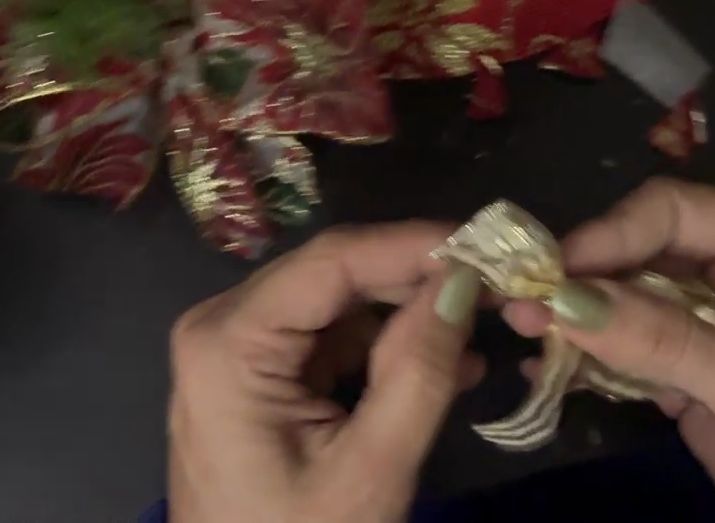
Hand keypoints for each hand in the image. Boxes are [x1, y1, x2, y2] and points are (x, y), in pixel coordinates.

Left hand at [168, 224, 482, 522]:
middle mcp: (222, 321)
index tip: (481, 241)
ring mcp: (237, 342)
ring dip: (406, 315)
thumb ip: (417, 374)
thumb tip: (460, 282)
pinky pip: (329, 336)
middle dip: (414, 279)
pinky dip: (384, 347)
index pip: (329, 261)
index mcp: (228, 339)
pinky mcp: (258, 367)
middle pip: (331, 275)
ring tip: (478, 329)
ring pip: (337, 302)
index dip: (408, 243)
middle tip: (492, 284)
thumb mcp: (369, 473)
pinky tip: (444, 362)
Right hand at [505, 179, 714, 522]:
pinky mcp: (681, 356)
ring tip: (522, 327)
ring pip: (617, 290)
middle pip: (632, 246)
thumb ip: (659, 340)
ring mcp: (701, 310)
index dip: (606, 234)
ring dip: (571, 311)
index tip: (554, 273)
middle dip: (578, 275)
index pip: (666, 211)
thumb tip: (560, 300)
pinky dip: (584, 349)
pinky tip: (544, 365)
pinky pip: (620, 338)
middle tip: (521, 299)